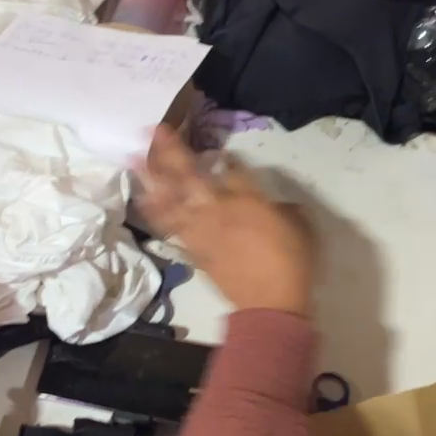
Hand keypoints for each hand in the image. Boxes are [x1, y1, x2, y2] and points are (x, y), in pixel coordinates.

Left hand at [137, 125, 312, 316]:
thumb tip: (275, 206)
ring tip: (135, 158)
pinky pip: (168, 225)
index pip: (233, 170)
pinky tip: (143, 198)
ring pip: (170, 197)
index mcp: (249, 199)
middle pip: (190, 174)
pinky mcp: (191, 248)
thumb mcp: (300, 227)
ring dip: (152, 176)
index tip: (221, 152)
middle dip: (172, 151)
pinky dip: (154, 210)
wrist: (270, 304)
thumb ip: (284, 210)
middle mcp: (218, 208)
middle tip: (155, 131)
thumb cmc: (292, 265)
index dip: (226, 159)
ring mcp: (201, 229)